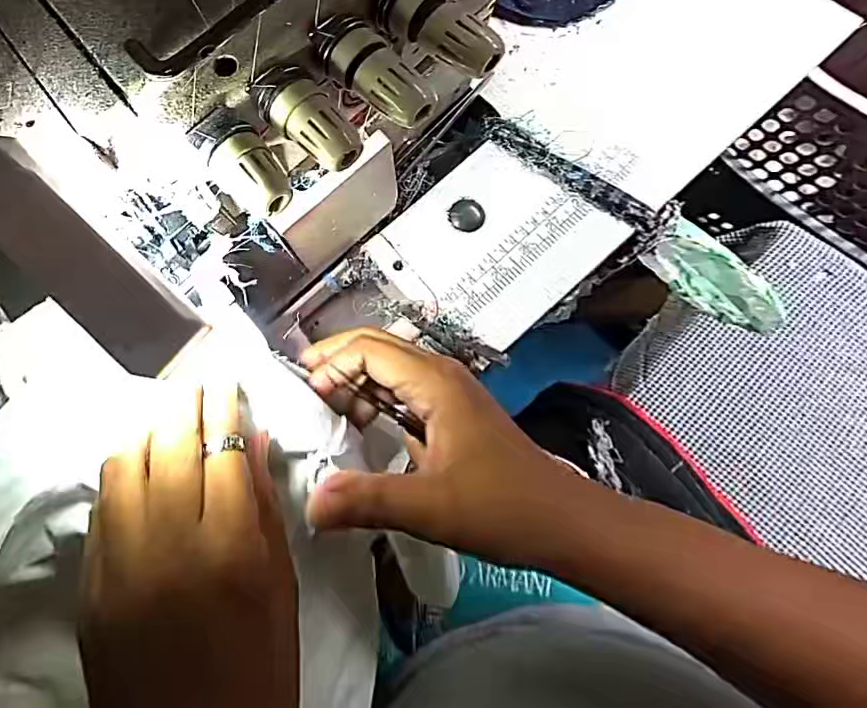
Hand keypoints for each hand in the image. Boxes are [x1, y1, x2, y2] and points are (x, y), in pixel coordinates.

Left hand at [79, 385, 298, 707]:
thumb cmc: (257, 664)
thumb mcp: (279, 585)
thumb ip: (263, 505)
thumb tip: (254, 439)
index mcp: (228, 549)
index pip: (222, 449)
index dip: (223, 406)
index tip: (223, 381)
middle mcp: (168, 547)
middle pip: (169, 445)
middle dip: (184, 403)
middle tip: (194, 387)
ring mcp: (119, 566)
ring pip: (123, 466)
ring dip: (148, 435)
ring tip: (166, 428)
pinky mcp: (89, 586)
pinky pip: (101, 506)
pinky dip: (123, 478)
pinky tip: (140, 475)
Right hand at [301, 328, 591, 568]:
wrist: (561, 519)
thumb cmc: (502, 506)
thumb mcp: (429, 507)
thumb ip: (368, 500)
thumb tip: (312, 503)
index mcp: (434, 382)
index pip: (369, 349)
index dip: (333, 364)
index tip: (306, 392)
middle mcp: (440, 375)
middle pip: (378, 346)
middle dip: (338, 359)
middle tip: (304, 386)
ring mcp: (449, 390)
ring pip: (391, 365)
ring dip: (356, 378)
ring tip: (328, 407)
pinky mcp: (452, 409)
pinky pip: (403, 387)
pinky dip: (376, 395)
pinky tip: (363, 422)